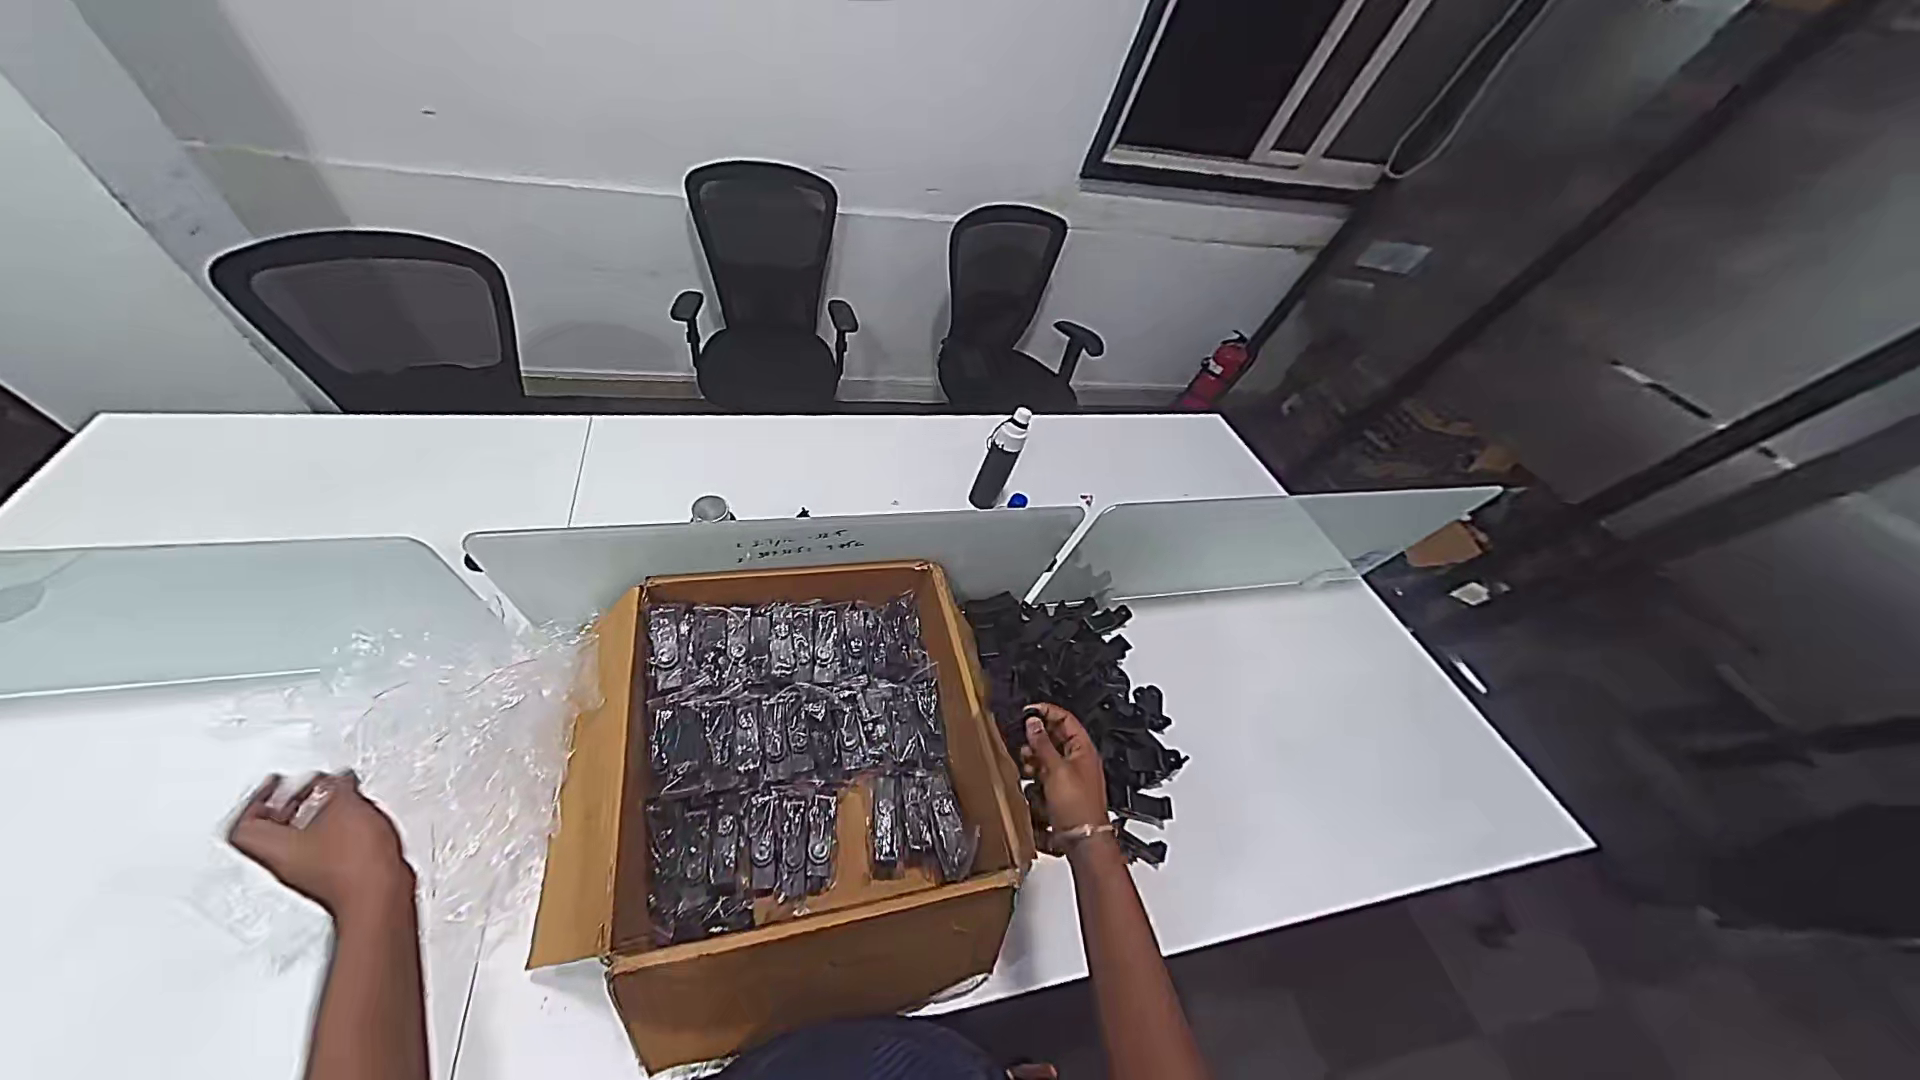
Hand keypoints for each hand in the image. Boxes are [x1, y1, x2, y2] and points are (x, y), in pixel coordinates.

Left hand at [229, 771, 414, 923]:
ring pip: (298, 838)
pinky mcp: (335, 872)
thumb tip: (334, 779)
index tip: (275, 781)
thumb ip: (337, 788)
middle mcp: (284, 862)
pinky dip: (333, 826)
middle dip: (287, 804)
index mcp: (274, 847)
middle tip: (303, 786)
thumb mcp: (346, 808)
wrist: (379, 891)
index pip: (246, 822)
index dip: (259, 797)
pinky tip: (355, 817)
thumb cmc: (354, 860)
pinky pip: (323, 845)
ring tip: (333, 796)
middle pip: (270, 832)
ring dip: (313, 814)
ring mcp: (310, 870)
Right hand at [1020, 703, 1109, 838]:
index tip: (1029, 712)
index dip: (1047, 712)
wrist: (1082, 840)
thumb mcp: (1055, 768)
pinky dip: (1036, 772)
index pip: (1066, 719)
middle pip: (1056, 736)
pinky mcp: (1062, 791)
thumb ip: (1042, 744)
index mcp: (1083, 748)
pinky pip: (1046, 773)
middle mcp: (1078, 760)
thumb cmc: (1078, 807)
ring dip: (1035, 755)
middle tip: (1024, 738)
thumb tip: (1033, 723)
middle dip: (1038, 736)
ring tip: (1026, 759)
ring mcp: (1070, 775)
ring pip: (1049, 755)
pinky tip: (1030, 776)